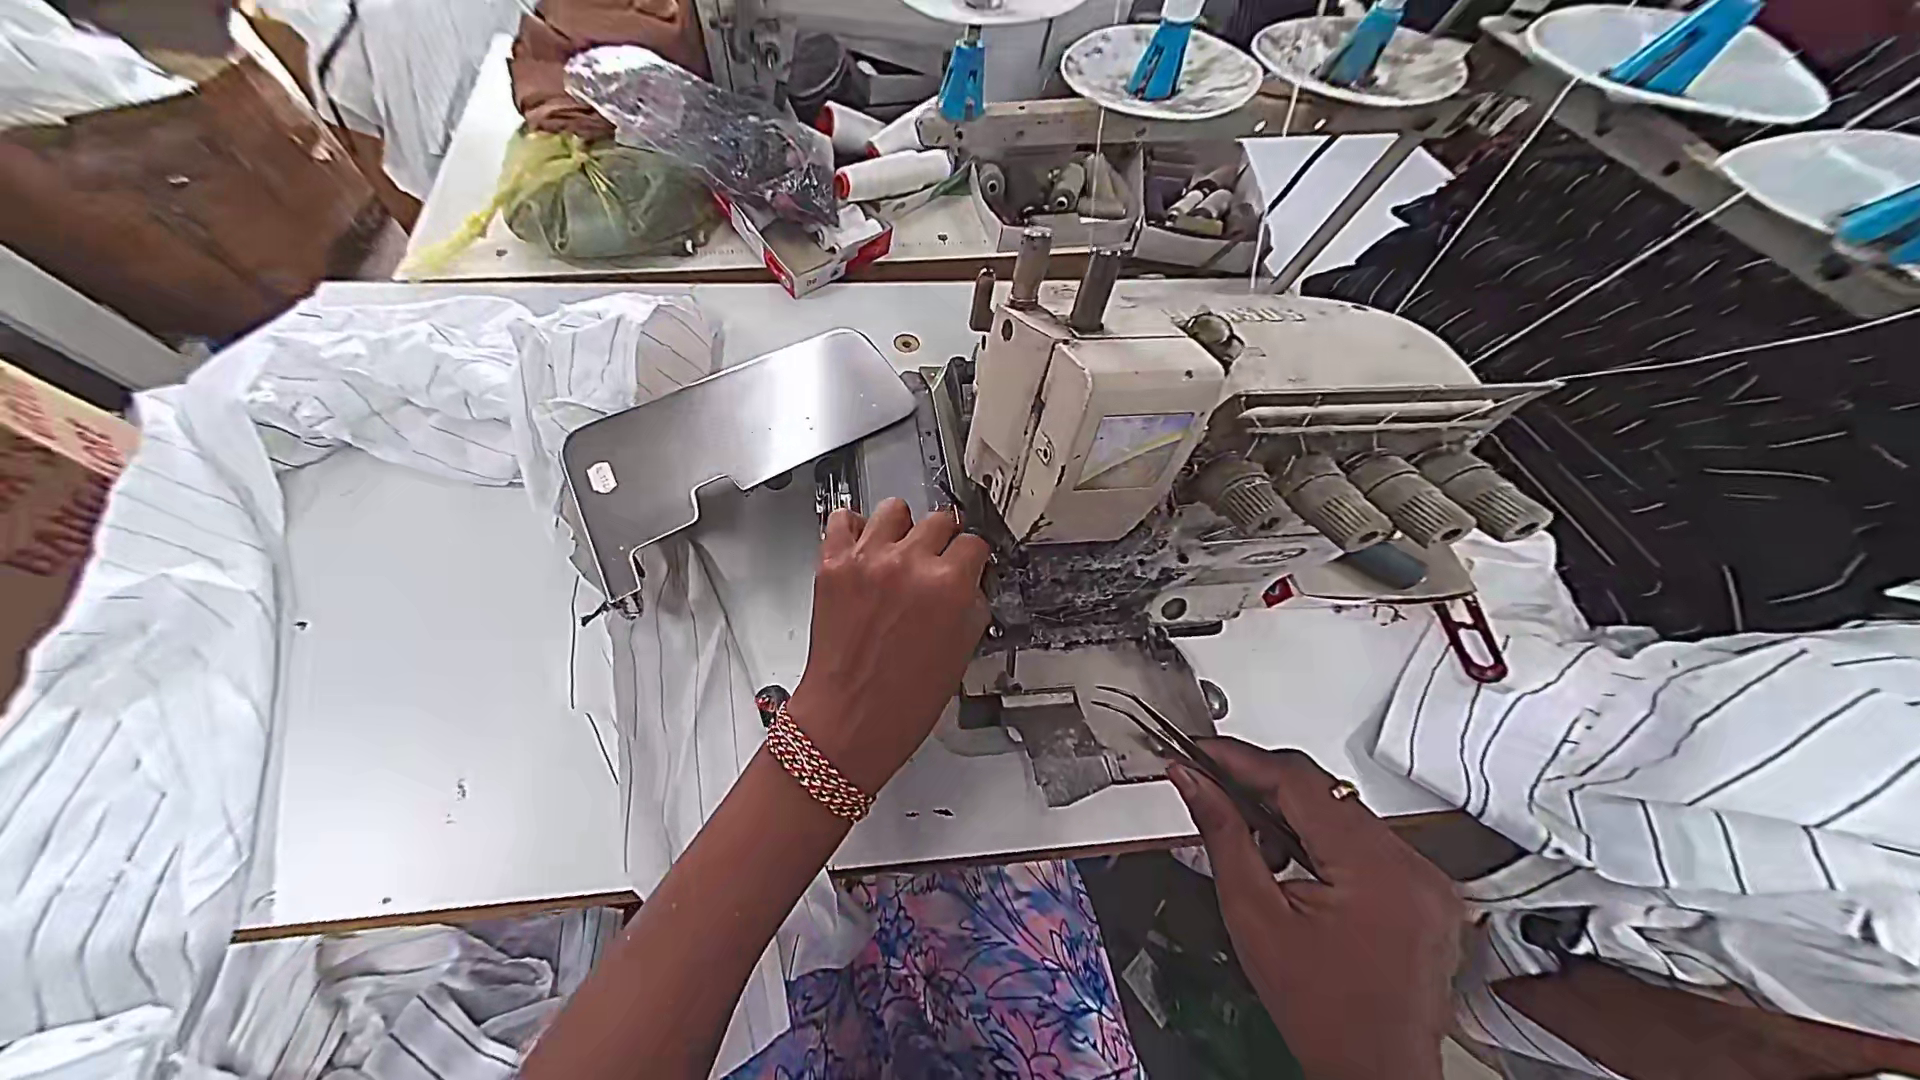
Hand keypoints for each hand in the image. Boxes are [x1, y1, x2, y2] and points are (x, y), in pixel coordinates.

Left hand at [786, 499, 991, 795]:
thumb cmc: (903, 698)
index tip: (968, 561)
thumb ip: (970, 601)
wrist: (851, 717)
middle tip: (937, 560)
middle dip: (943, 540)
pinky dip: (856, 528)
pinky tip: (864, 546)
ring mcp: (867, 560)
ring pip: (895, 509)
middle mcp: (909, 564)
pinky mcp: (833, 564)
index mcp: (949, 586)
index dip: (974, 556)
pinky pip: (844, 519)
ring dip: (903, 528)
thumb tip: (969, 579)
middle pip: (939, 519)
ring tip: (900, 550)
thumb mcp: (963, 648)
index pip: (974, 543)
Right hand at [1169, 740, 1464, 1079]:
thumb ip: (1221, 833)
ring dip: (1288, 806)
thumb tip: (1192, 781)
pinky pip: (1360, 832)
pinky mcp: (1423, 885)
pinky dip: (1316, 830)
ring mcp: (1424, 877)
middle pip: (1322, 789)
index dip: (1242, 759)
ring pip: (1339, 806)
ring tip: (1249, 829)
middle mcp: (1413, 868)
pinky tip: (1289, 853)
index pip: (1299, 781)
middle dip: (1261, 781)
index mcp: (1376, 873)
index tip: (1203, 752)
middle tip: (1213, 783)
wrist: (1373, 1075)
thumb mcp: (1253, 914)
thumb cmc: (1319, 1012)